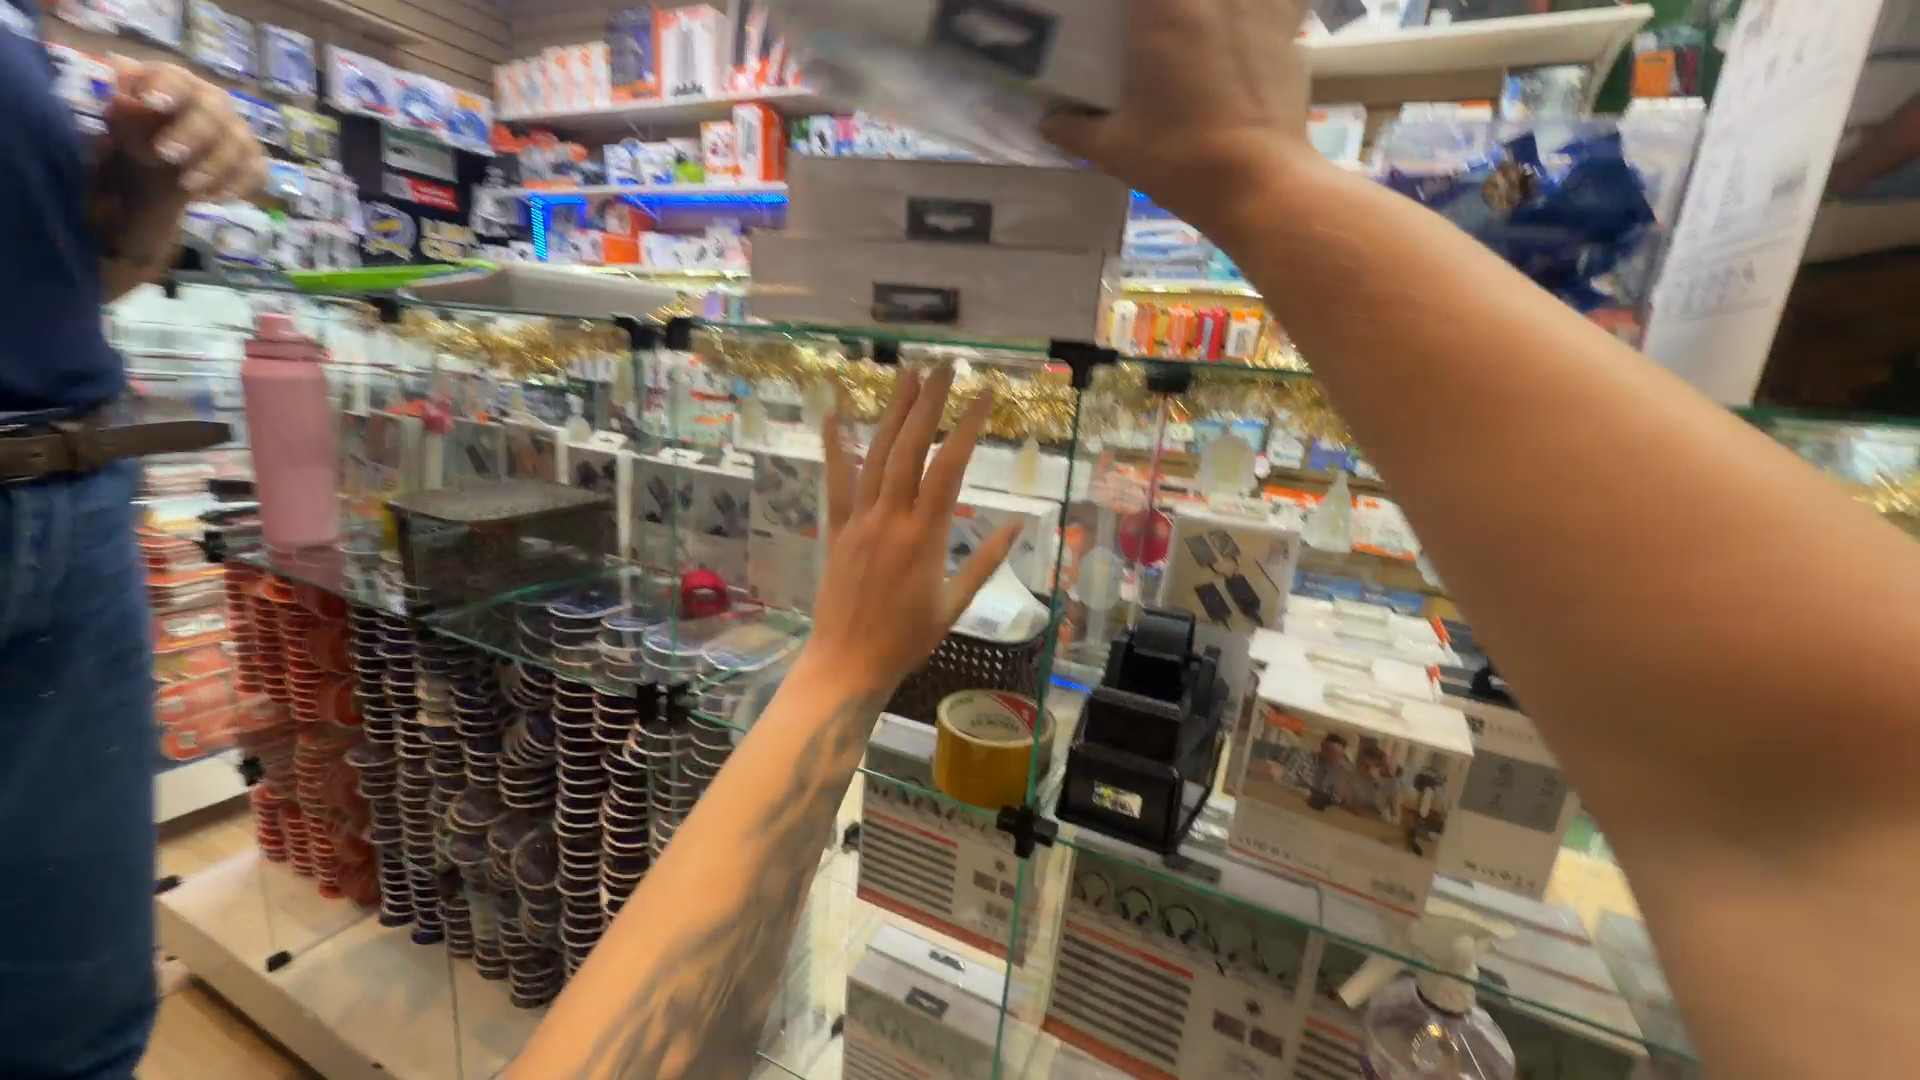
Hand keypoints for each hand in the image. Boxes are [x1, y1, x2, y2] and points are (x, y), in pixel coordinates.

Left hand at [104, 56, 264, 199]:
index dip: (165, 88)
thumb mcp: (116, 117)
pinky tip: (210, 195)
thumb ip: (120, 109)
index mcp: (176, 82)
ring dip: (213, 167)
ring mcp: (239, 133)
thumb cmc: (135, 128)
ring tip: (187, 184)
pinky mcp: (254, 161)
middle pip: (212, 114)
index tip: (148, 101)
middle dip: (191, 135)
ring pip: (239, 146)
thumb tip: (122, 100)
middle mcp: (214, 103)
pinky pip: (254, 173)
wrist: (160, 158)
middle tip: (166, 154)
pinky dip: (235, 185)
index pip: (175, 79)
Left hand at [804, 368, 1020, 696]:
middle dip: (928, 404)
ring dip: (891, 413)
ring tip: (905, 375)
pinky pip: (836, 483)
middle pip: (910, 449)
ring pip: (876, 456)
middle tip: (944, 367)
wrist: (847, 663)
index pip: (950, 468)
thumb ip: (985, 561)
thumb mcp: (955, 604)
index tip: (985, 395)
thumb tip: (1019, 525)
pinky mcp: (837, 530)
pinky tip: (835, 415)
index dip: (968, 427)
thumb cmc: (907, 640)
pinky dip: (836, 448)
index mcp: (925, 536)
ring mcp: (859, 521)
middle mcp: (890, 518)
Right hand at [1041, 0, 1318, 235]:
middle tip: (1150, 24)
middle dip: (1162, 8)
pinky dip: (1260, 5)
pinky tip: (1246, 20)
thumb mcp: (1116, 150)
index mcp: (1158, 9)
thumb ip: (1076, 129)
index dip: (1125, 5)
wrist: (1255, 184)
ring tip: (1198, 22)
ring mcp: (1255, 0)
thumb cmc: (1178, 162)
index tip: (1117, 18)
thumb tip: (1047, 124)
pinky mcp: (1290, 20)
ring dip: (1208, 7)